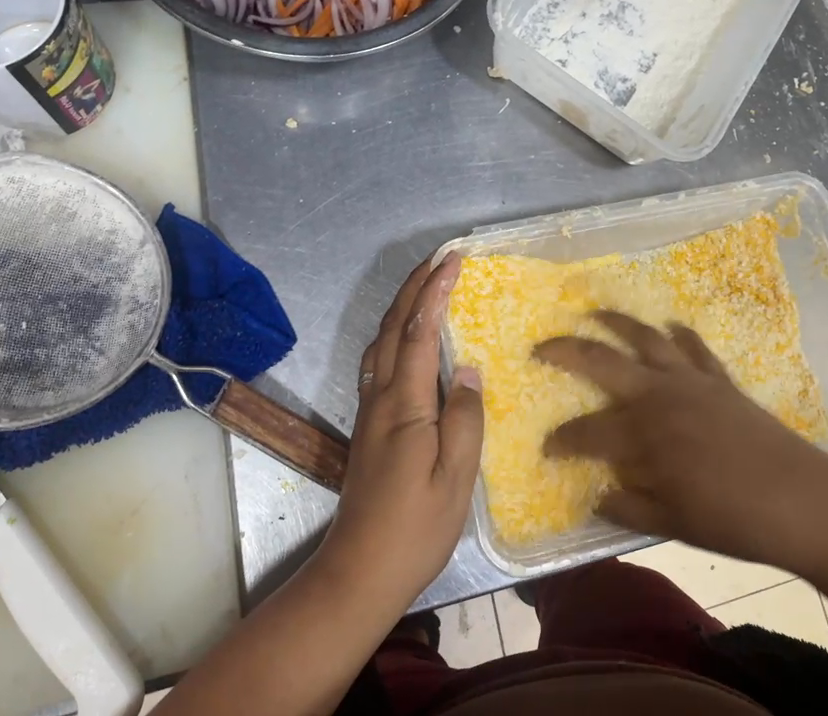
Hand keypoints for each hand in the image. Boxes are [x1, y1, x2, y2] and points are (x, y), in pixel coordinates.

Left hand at [318, 254, 483, 604]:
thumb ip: (463, 420)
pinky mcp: (368, 426)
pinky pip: (379, 361)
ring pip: (382, 342)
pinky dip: (395, 333)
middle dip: (415, 286)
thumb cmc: (415, 528)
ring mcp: (369, 411)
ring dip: (402, 306)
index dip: (434, 292)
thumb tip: (467, 369)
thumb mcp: (455, 479)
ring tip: (427, 284)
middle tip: (441, 256)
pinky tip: (406, 338)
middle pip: (393, 327)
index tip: (453, 259)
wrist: (360, 570)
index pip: (420, 332)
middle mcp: (380, 398)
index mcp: (404, 406)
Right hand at [539, 312, 827, 571]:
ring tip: (593, 311)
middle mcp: (661, 397)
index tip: (545, 449)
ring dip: (617, 322)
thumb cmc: (735, 520)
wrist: (807, 502)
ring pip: (646, 340)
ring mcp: (693, 383)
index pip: (586, 432)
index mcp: (643, 435)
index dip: (562, 440)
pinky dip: (680, 335)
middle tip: (540, 346)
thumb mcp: (673, 523)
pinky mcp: (722, 382)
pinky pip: (695, 349)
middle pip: (603, 362)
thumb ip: (628, 507)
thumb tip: (597, 495)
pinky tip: (671, 326)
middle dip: (566, 352)